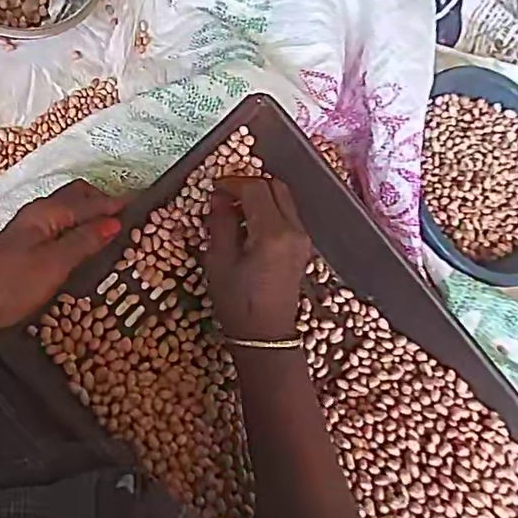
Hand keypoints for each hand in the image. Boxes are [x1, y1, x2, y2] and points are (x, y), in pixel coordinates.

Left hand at [0, 180, 123, 333]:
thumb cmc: (11, 286)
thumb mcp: (54, 265)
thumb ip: (84, 241)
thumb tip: (114, 222)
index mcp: (45, 213)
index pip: (89, 201)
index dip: (116, 204)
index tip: (143, 206)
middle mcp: (37, 214)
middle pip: (77, 198)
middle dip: (103, 203)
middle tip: (130, 217)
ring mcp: (29, 229)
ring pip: (68, 212)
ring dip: (90, 216)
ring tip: (114, 230)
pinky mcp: (24, 246)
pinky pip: (60, 227)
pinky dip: (78, 229)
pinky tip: (86, 246)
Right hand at [202, 177, 312, 340]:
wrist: (264, 334)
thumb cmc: (237, 301)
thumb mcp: (219, 260)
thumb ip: (220, 223)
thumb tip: (219, 196)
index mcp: (272, 233)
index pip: (255, 190)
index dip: (233, 183)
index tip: (214, 186)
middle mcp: (294, 230)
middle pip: (275, 187)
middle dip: (249, 184)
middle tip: (225, 193)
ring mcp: (302, 238)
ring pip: (284, 199)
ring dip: (260, 196)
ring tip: (234, 208)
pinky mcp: (302, 247)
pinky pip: (287, 215)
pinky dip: (269, 209)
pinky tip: (248, 223)